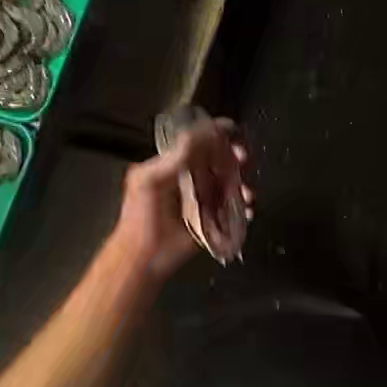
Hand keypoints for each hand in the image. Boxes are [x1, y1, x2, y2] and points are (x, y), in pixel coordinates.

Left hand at [111, 118, 251, 279]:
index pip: (196, 144)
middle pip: (216, 162)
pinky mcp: (210, 221)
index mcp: (172, 167)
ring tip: (246, 190)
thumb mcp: (149, 180)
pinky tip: (246, 208)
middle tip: (242, 157)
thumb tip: (195, 136)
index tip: (229, 128)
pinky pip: (231, 209)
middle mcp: (188, 181)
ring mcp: (201, 201)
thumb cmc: (140, 218)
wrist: (142, 258)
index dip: (213, 135)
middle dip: (232, 157)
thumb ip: (172, 159)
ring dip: (240, 183)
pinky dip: (242, 207)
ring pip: (227, 184)